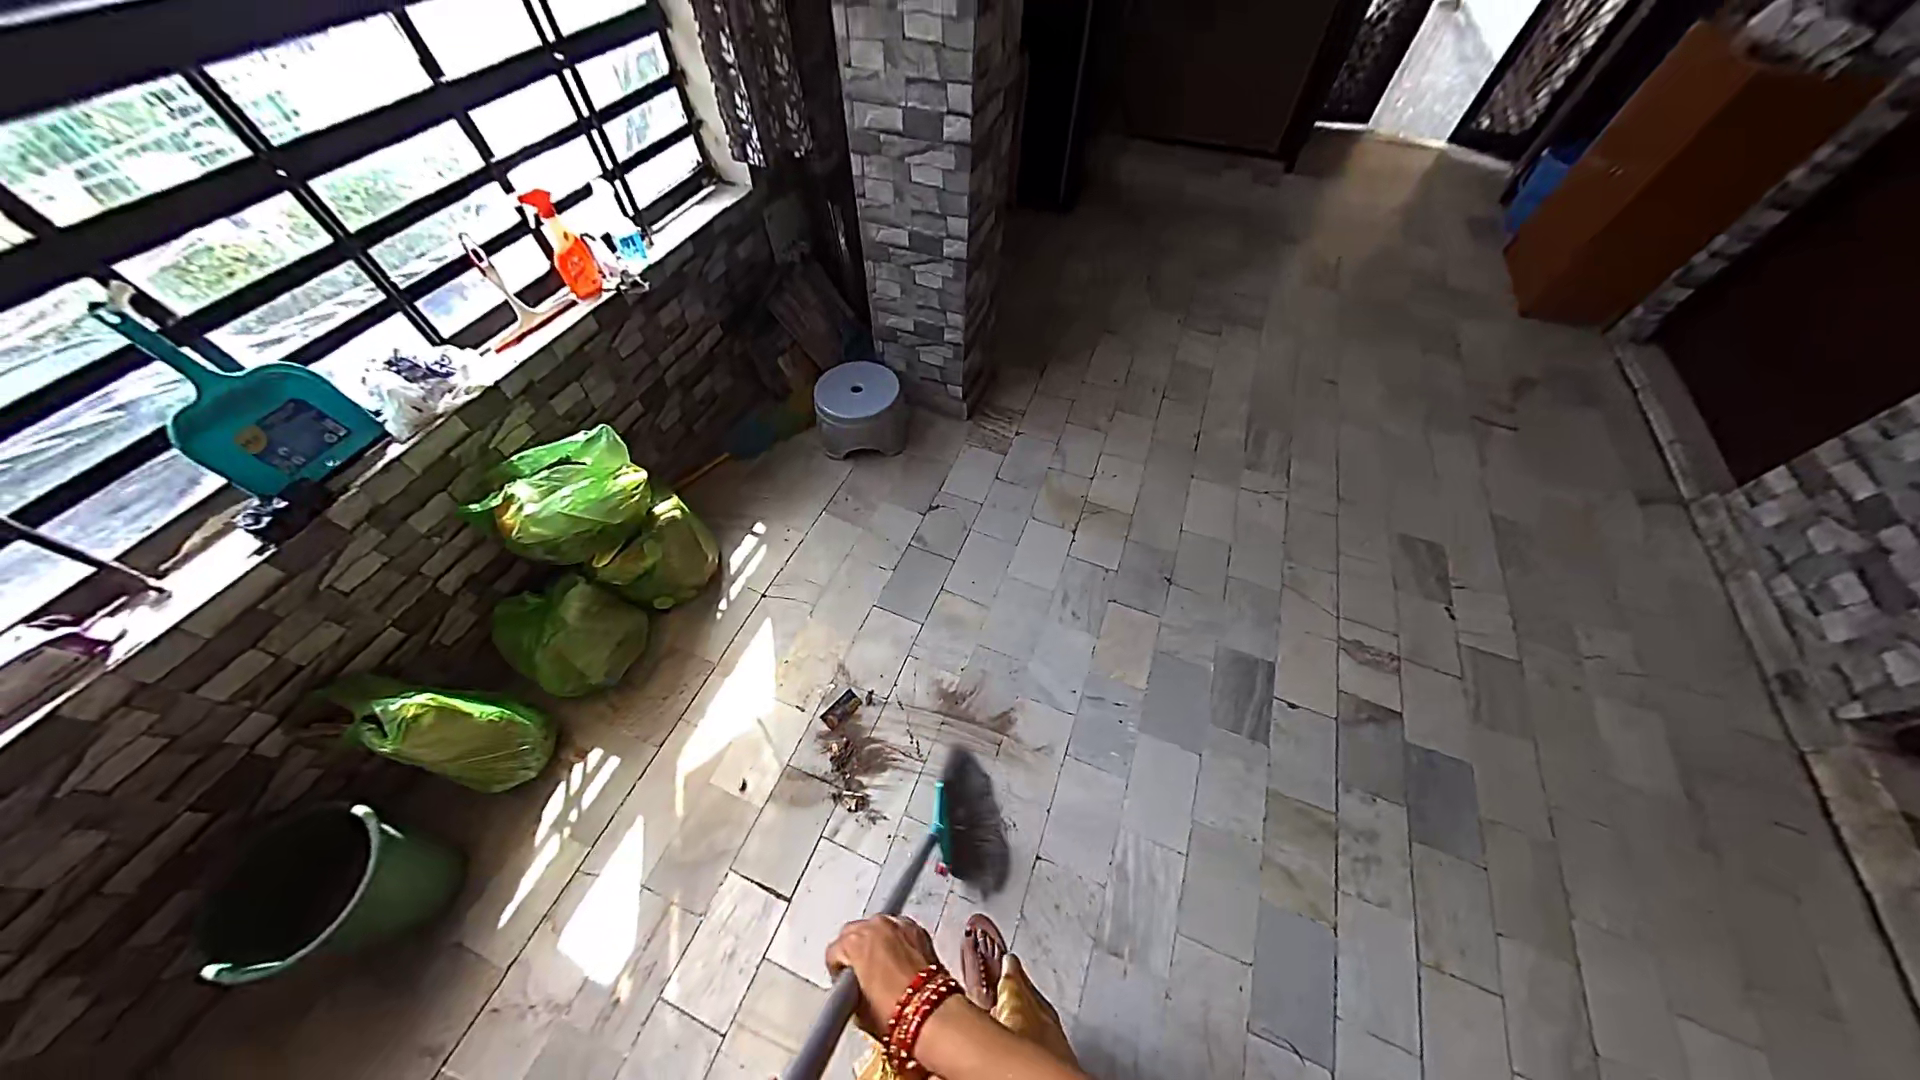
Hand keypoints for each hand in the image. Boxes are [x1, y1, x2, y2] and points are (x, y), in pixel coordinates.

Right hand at [824, 914, 939, 1035]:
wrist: (929, 1012)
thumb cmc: (894, 1011)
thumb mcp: (857, 1008)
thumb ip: (849, 988)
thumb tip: (854, 989)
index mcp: (854, 942)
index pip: (834, 951)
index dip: (836, 969)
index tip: (842, 981)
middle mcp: (875, 926)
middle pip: (854, 932)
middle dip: (854, 950)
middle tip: (860, 973)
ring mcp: (897, 924)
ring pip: (877, 927)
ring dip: (876, 942)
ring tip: (882, 967)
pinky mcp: (916, 928)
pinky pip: (899, 930)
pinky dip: (896, 940)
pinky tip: (899, 961)